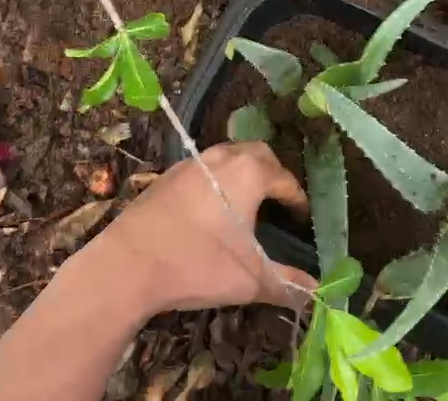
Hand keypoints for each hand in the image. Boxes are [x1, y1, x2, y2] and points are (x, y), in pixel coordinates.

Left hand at [72, 142, 316, 317]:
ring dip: (244, 172)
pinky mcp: (169, 174)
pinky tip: (212, 209)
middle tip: (279, 203)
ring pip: (229, 155)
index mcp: (250, 173)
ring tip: (248, 203)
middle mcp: (224, 157)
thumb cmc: (197, 265)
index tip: (302, 220)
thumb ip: (289, 284)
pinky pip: (205, 167)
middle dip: (274, 174)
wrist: (128, 263)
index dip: (298, 201)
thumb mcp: (250, 280)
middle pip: (259, 154)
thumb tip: (319, 293)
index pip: (286, 180)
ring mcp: (193, 162)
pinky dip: (218, 179)